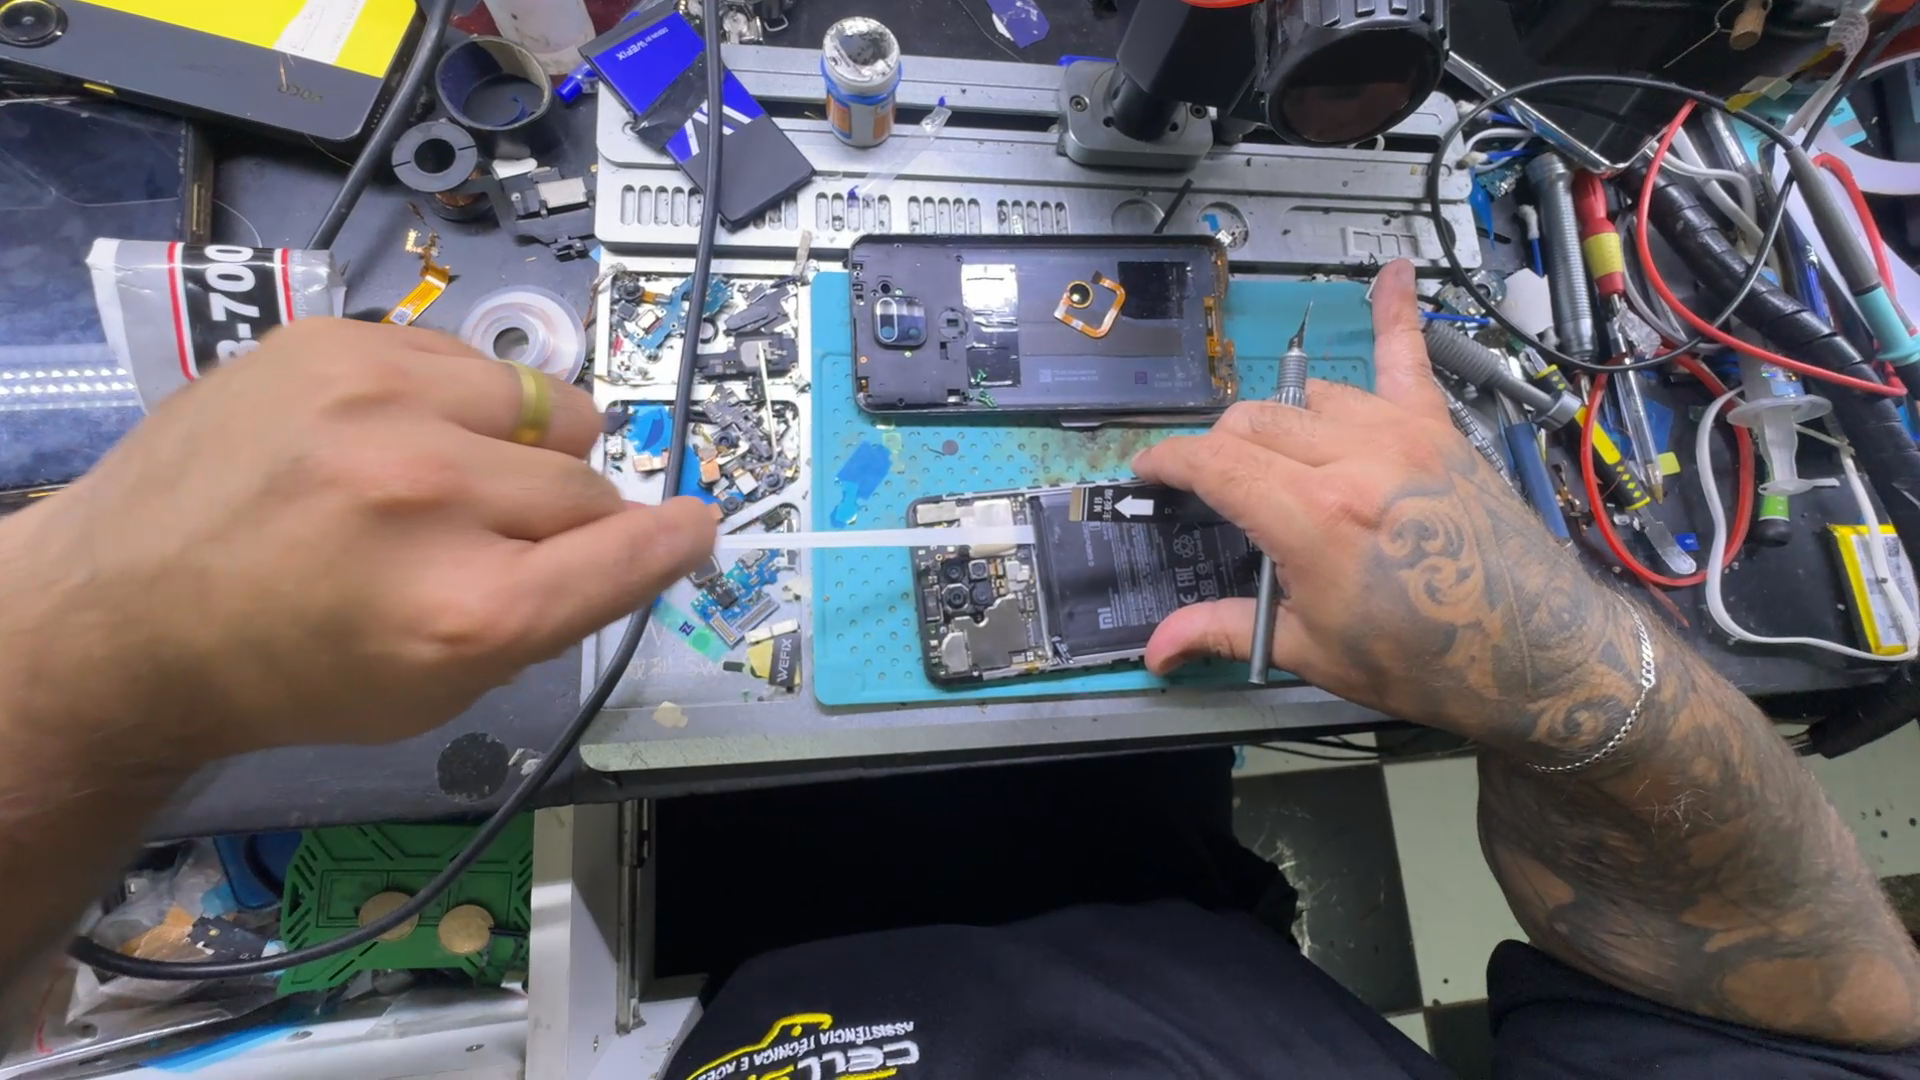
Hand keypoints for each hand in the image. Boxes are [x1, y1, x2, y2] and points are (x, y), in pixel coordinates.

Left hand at [0, 318, 714, 757]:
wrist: (114, 614)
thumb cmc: (306, 669)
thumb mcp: (457, 683)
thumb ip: (569, 607)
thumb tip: (651, 530)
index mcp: (465, 608)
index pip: (629, 554)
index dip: (676, 541)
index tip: (698, 526)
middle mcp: (427, 494)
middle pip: (592, 488)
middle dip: (566, 520)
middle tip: (498, 540)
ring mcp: (379, 403)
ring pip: (556, 410)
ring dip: (532, 451)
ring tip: (459, 475)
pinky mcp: (340, 342)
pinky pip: (487, 366)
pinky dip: (476, 407)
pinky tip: (407, 436)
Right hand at [1135, 260, 1622, 748]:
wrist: (1537, 654)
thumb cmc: (1418, 659)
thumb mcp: (1307, 650)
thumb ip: (1221, 631)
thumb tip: (1154, 652)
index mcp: (1312, 516)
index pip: (1213, 462)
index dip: (1167, 461)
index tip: (1147, 470)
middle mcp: (1352, 459)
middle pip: (1251, 421)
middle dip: (1216, 446)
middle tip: (1212, 486)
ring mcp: (1400, 434)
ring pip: (1305, 395)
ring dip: (1273, 418)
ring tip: (1270, 452)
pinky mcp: (1439, 429)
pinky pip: (1409, 358)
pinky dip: (1395, 315)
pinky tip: (1391, 271)